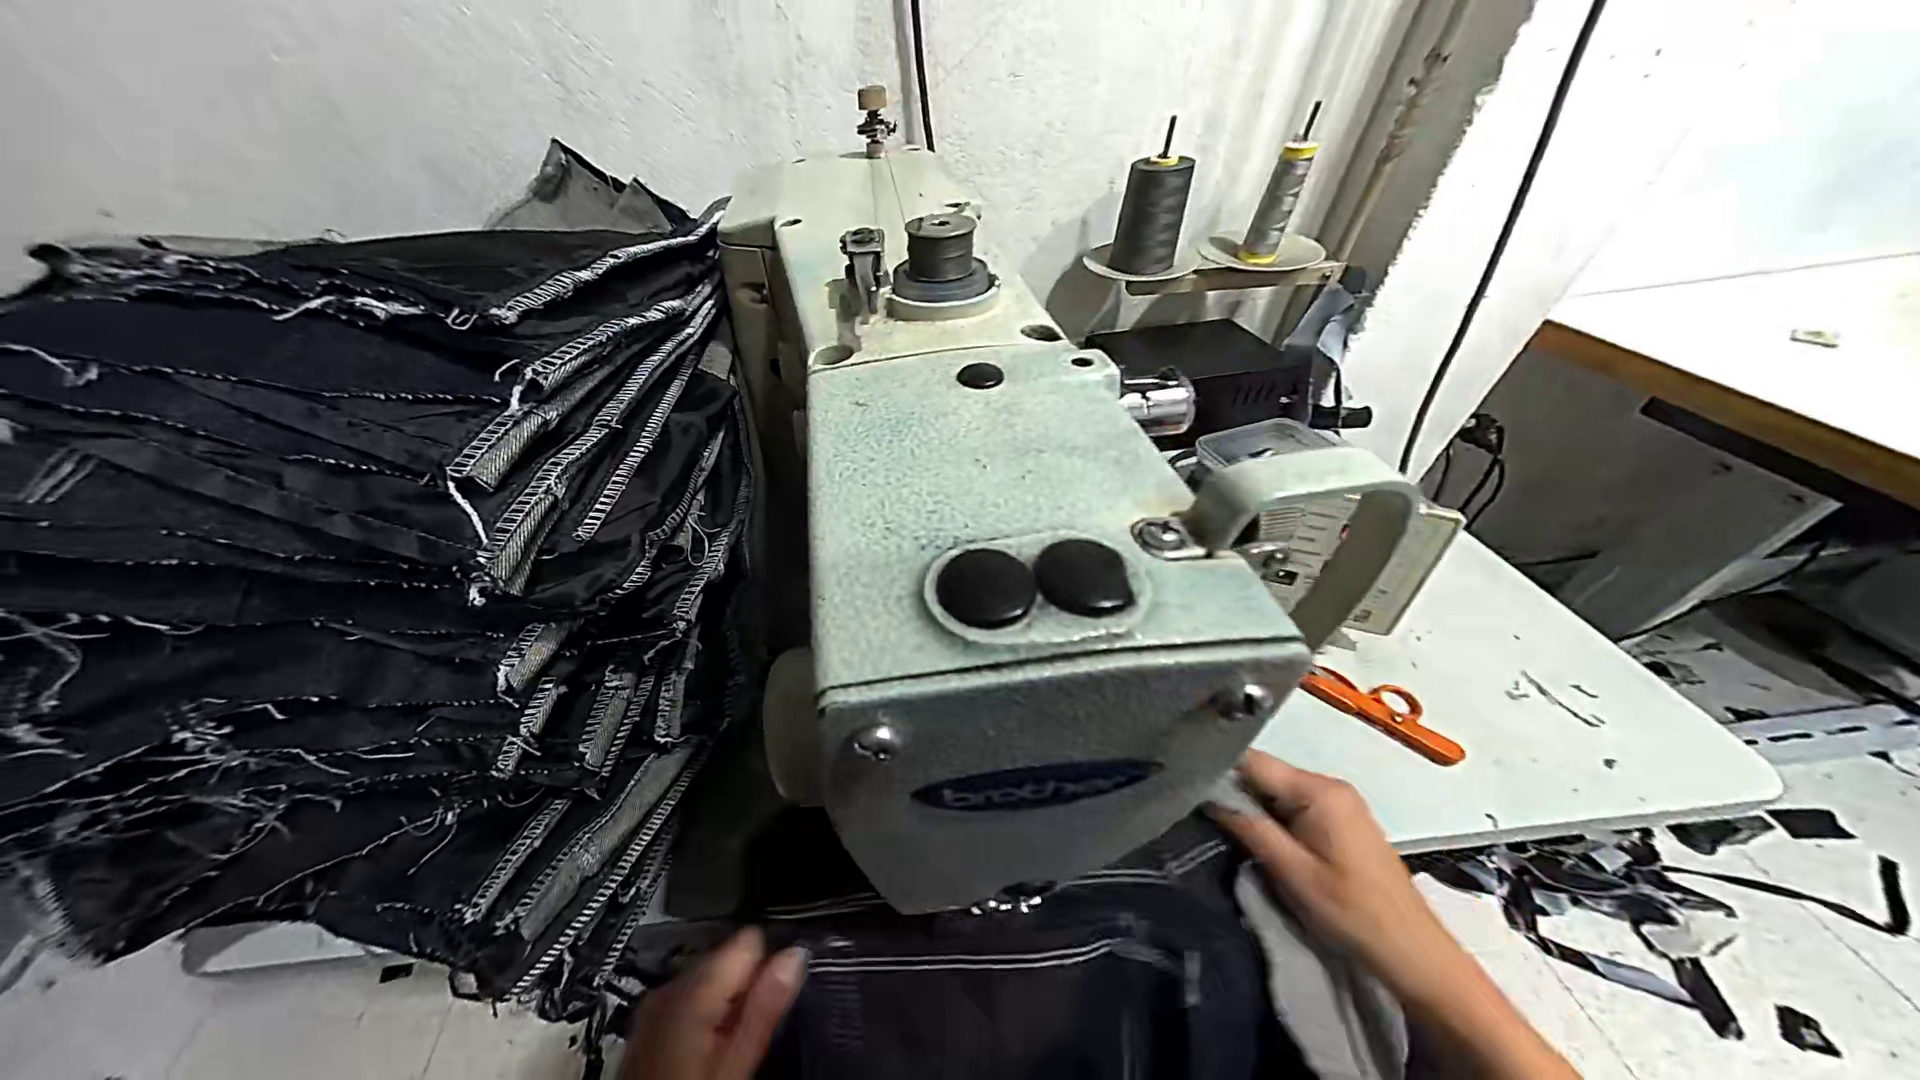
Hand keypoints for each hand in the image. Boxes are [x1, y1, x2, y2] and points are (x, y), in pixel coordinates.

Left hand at [623, 927, 807, 1079]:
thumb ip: (767, 1001)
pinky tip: (707, 1045)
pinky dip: (704, 1013)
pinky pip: (689, 998)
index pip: (749, 938)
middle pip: (728, 958)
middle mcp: (670, 986)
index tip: (773, 991)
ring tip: (729, 1038)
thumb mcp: (739, 1056)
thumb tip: (795, 955)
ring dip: (726, 999)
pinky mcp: (650, 1023)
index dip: (768, 962)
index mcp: (694, 986)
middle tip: (750, 1025)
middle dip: (746, 983)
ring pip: (710, 979)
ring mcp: (656, 1004)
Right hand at [1208, 751, 1579, 1079]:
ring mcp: (1339, 801)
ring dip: (1253, 805)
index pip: (1253, 761)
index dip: (1218, 770)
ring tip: (1228, 826)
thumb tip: (1209, 796)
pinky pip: (1293, 803)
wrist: (1414, 954)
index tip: (1187, 783)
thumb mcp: (1291, 871)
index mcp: (1319, 790)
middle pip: (1265, 772)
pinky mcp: (1341, 818)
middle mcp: (1330, 785)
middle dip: (1235, 791)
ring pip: (1276, 789)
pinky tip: (1262, 837)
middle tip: (1203, 811)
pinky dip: (1273, 816)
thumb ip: (1248, 827)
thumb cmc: (1352, 914)